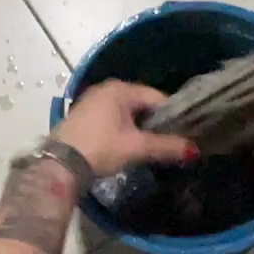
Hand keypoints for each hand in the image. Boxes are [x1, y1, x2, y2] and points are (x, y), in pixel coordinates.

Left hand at [53, 81, 197, 174]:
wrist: (59, 165)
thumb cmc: (100, 148)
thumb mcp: (137, 147)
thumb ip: (166, 146)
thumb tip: (194, 150)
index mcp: (120, 89)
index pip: (156, 97)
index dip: (173, 115)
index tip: (184, 132)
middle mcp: (105, 89)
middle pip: (140, 104)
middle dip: (155, 122)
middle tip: (170, 140)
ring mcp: (91, 102)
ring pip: (125, 112)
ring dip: (138, 127)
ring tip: (152, 145)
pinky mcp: (83, 117)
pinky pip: (112, 118)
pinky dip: (123, 129)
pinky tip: (128, 145)